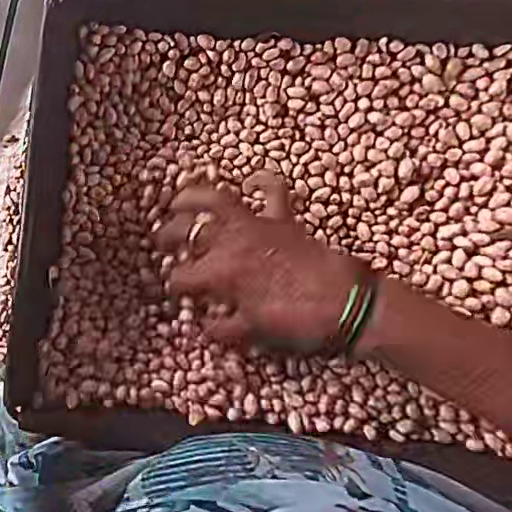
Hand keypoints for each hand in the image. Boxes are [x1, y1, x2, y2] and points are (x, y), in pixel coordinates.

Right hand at [152, 172, 368, 352]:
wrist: (349, 304)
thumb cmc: (299, 321)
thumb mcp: (254, 332)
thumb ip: (224, 328)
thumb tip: (205, 326)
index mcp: (220, 273)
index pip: (182, 277)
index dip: (174, 286)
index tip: (175, 292)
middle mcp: (232, 243)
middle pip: (188, 233)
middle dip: (169, 237)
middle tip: (161, 243)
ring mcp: (257, 226)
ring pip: (218, 200)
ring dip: (194, 197)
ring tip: (178, 199)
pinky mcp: (283, 221)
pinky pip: (272, 192)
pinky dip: (262, 182)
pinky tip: (252, 179)